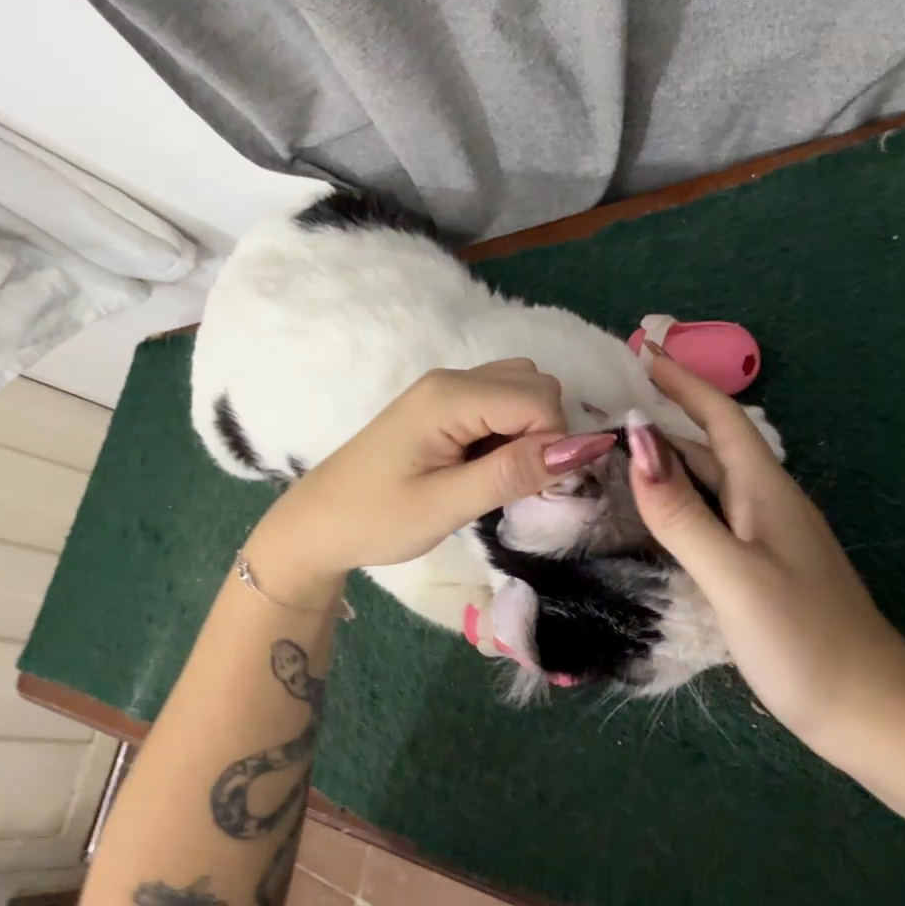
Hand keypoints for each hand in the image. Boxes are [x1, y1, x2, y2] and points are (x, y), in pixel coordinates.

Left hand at [243, 359, 607, 605]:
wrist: (317, 525)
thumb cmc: (376, 520)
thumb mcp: (447, 505)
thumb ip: (514, 472)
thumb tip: (587, 446)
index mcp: (449, 397)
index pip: (539, 397)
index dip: (553, 442)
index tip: (531, 488)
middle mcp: (451, 379)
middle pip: (535, 385)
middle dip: (544, 433)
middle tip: (513, 484)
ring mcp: (445, 389)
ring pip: (521, 389)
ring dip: (528, 431)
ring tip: (497, 476)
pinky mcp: (442, 406)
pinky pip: (498, 402)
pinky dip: (509, 430)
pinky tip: (484, 466)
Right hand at [626, 347, 904, 755]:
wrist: (872, 712)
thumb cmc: (802, 640)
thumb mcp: (732, 574)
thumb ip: (681, 512)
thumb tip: (637, 440)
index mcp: (765, 491)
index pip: (720, 417)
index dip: (683, 382)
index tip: (643, 352)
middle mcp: (769, 503)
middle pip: (713, 445)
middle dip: (668, 417)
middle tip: (611, 408)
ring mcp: (771, 537)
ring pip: (713, 481)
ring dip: (670, 459)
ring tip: (620, 454)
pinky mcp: (767, 568)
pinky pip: (715, 514)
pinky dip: (681, 500)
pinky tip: (657, 517)